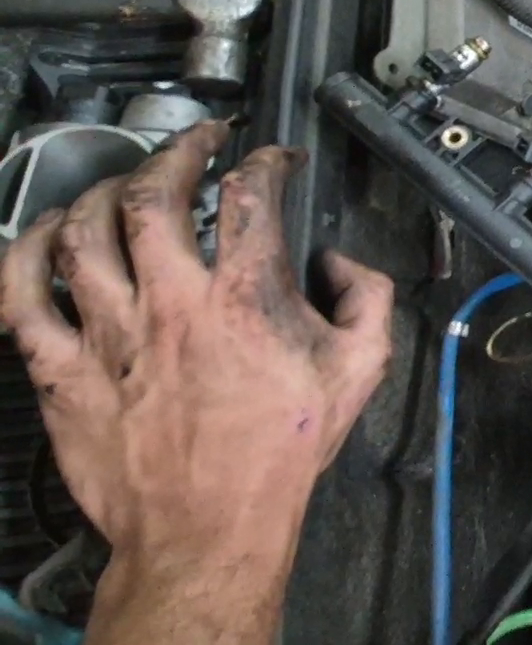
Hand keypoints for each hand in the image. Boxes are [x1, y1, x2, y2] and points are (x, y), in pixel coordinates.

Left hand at [0, 122, 393, 563]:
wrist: (210, 518)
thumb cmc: (290, 438)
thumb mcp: (366, 361)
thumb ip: (368, 295)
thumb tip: (336, 262)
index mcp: (250, 296)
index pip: (251, 198)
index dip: (265, 162)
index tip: (275, 158)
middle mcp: (173, 301)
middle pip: (151, 199)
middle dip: (177, 153)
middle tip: (200, 141)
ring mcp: (108, 334)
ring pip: (78, 235)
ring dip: (102, 192)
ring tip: (127, 180)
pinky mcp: (61, 370)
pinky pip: (17, 298)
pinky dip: (21, 255)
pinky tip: (39, 236)